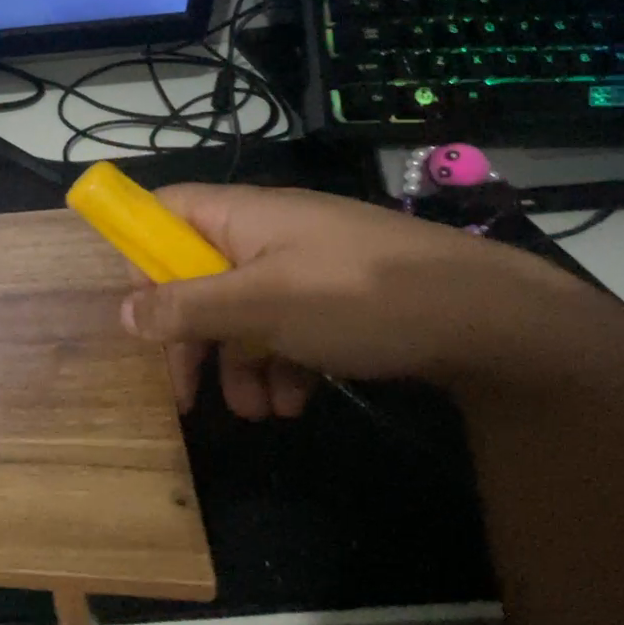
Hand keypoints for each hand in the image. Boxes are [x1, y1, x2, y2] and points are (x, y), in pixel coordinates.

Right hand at [119, 185, 614, 416]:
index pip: (164, 212)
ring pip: (244, 310)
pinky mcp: (343, 300)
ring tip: (255, 412)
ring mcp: (308, 266)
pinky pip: (289, 327)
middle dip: (189, 335)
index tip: (137, 307)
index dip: (140, 251)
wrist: (501, 324)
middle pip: (199, 274)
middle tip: (183, 391)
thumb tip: (122, 311)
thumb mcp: (260, 306)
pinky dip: (282, 364)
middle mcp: (267, 234)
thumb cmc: (360, 299)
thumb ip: (186, 307)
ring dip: (237, 363)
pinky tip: (293, 404)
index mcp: (241, 217)